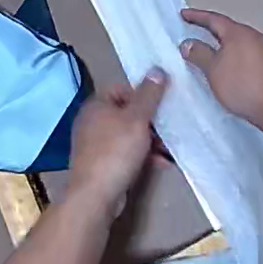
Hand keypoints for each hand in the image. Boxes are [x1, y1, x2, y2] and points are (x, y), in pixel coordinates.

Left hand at [65, 70, 166, 215]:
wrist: (96, 195)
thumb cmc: (116, 151)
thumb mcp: (137, 119)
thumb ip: (149, 95)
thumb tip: (157, 68)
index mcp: (96, 104)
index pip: (122, 89)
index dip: (143, 95)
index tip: (162, 106)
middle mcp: (91, 120)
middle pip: (127, 113)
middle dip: (150, 122)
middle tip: (170, 130)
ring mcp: (94, 143)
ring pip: (128, 134)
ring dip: (149, 140)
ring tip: (169, 150)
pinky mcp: (101, 163)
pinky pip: (125, 152)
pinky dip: (142, 155)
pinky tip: (160, 163)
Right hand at [181, 8, 262, 135]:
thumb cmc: (242, 86)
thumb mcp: (213, 69)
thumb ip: (199, 53)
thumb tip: (188, 43)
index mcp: (239, 33)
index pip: (214, 19)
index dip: (197, 16)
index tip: (183, 14)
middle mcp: (254, 36)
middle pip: (228, 28)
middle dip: (210, 28)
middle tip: (194, 28)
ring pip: (239, 40)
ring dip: (223, 42)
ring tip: (209, 47)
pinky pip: (247, 51)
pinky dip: (234, 53)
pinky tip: (228, 64)